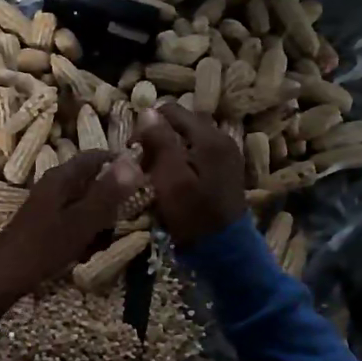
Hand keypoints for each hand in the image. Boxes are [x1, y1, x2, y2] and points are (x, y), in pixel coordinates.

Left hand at [0, 149, 143, 322]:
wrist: (4, 275)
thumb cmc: (44, 246)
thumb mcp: (82, 219)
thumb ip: (108, 191)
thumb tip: (135, 161)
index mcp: (62, 176)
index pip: (97, 156)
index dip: (121, 162)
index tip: (146, 175)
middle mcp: (54, 184)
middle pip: (91, 177)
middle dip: (114, 189)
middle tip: (138, 205)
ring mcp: (49, 203)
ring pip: (84, 198)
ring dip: (102, 210)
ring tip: (119, 226)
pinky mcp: (46, 222)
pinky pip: (75, 215)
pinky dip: (89, 224)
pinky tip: (95, 241)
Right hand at [134, 103, 245, 246]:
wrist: (224, 250)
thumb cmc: (193, 215)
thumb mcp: (171, 178)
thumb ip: (160, 142)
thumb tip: (147, 111)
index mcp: (209, 137)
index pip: (171, 110)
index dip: (147, 124)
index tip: (134, 149)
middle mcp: (222, 138)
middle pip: (182, 123)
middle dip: (159, 137)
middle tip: (143, 163)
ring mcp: (227, 155)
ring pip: (190, 138)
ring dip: (170, 150)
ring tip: (156, 173)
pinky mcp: (226, 170)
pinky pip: (199, 154)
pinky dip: (183, 160)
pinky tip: (174, 180)